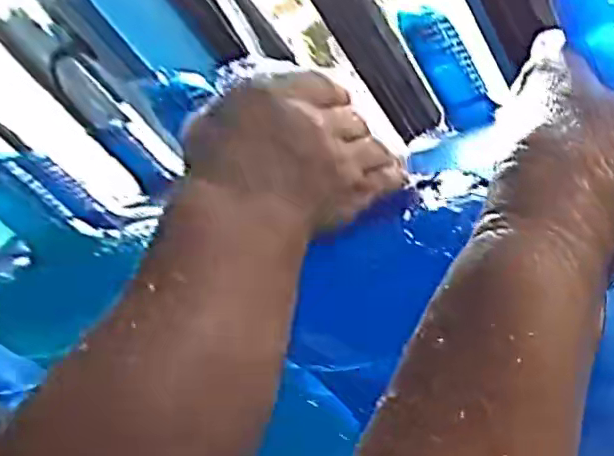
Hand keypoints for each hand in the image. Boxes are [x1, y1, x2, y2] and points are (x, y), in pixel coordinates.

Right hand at [180, 71, 405, 232]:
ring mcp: (344, 162)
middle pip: (355, 118)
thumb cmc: (218, 169)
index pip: (323, 84)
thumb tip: (263, 117)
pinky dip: (392, 177)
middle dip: (355, 126)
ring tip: (380, 156)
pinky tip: (394, 177)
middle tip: (353, 135)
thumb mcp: (219, 118)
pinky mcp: (358, 194)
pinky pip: (387, 180)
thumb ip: (252, 112)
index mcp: (278, 97)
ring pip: (377, 148)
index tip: (335, 103)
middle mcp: (319, 126)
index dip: (332, 95)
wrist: (247, 213)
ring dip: (379, 151)